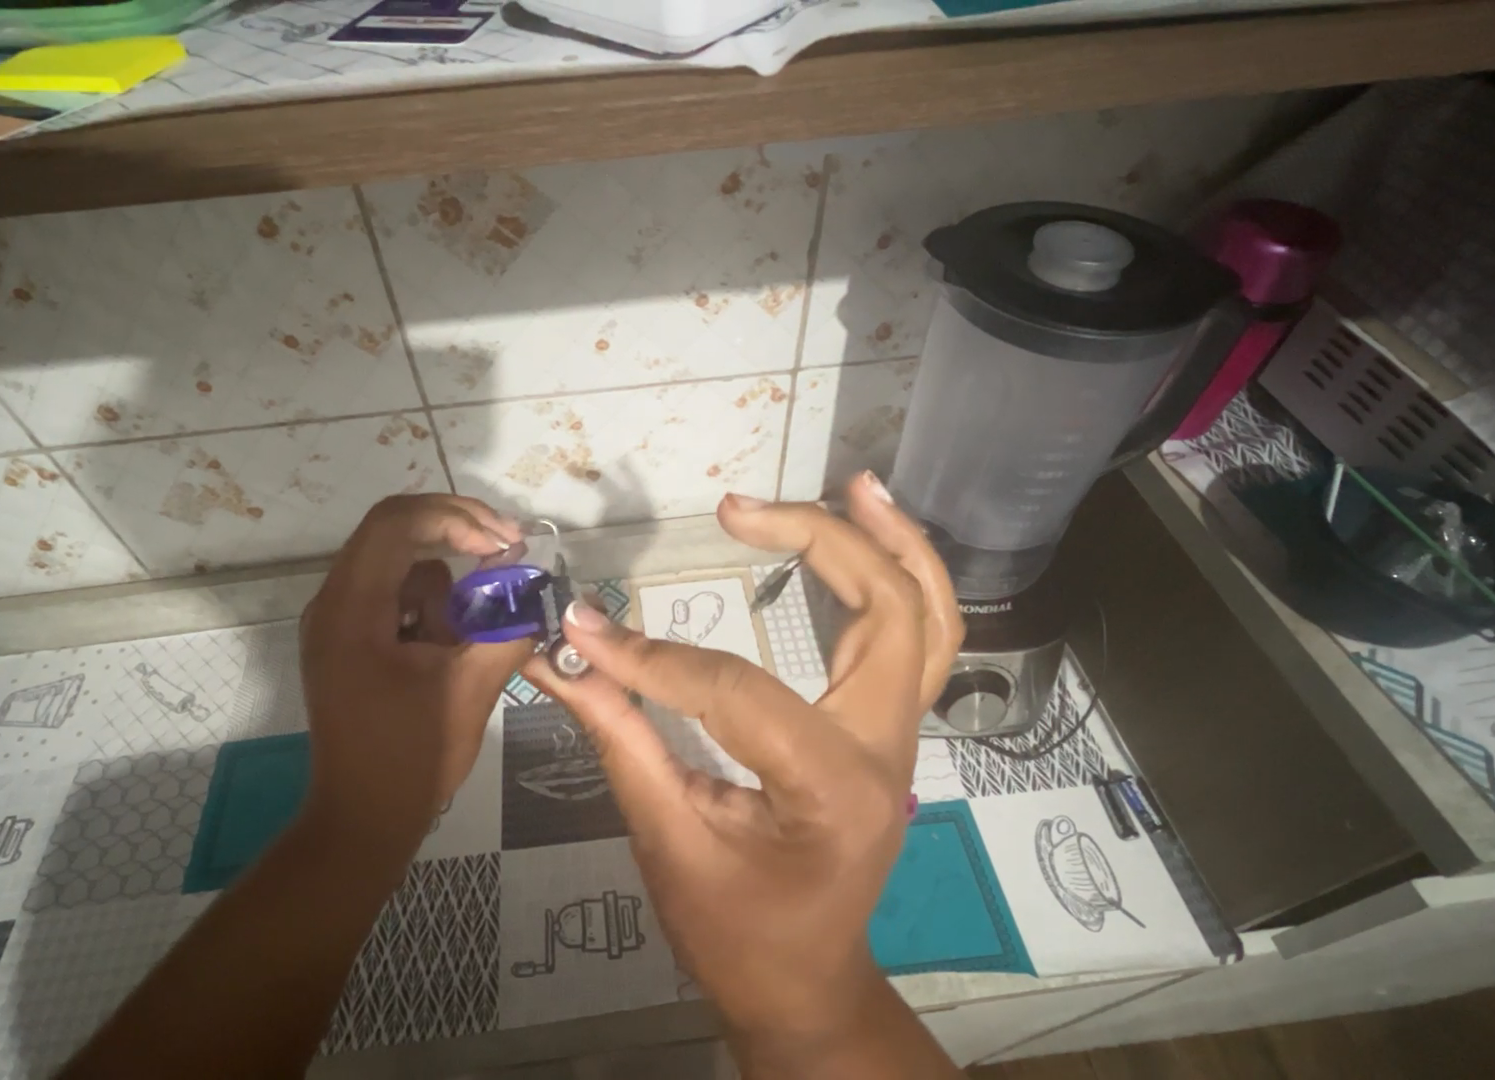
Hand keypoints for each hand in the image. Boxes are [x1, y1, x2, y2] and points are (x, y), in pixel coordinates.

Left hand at [300, 495, 534, 876]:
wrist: (364, 819)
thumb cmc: (411, 758)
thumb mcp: (470, 689)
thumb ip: (506, 627)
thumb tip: (533, 588)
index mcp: (351, 609)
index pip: (396, 522)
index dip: (456, 517)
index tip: (504, 542)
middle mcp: (335, 603)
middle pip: (397, 532)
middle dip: (459, 534)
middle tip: (510, 550)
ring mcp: (341, 621)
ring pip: (404, 566)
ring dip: (449, 584)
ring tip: (472, 634)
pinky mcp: (353, 639)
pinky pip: (400, 597)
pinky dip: (436, 607)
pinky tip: (453, 648)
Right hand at [523, 473, 959, 1067]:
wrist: (802, 982)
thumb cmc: (734, 931)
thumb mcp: (667, 838)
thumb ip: (619, 734)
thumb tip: (565, 652)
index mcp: (831, 786)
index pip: (739, 690)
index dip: (654, 656)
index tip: (586, 627)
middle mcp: (886, 748)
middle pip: (887, 612)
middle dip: (818, 543)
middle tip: (739, 508)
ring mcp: (903, 737)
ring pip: (929, 617)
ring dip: (894, 544)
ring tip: (852, 485)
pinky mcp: (893, 729)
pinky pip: (920, 640)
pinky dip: (904, 578)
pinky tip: (870, 535)